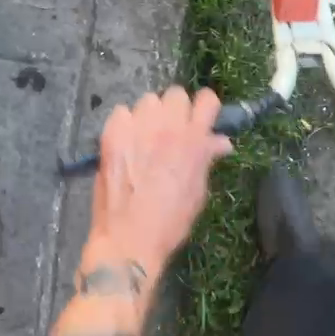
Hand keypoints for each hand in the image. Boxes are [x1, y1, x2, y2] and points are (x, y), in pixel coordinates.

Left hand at [88, 86, 233, 278]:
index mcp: (194, 139)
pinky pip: (122, 112)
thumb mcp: (198, 191)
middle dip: (175, 110)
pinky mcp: (113, 133)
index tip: (201, 119)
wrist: (128, 241)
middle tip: (170, 131)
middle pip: (176, 94)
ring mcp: (139, 126)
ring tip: (145, 137)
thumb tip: (221, 141)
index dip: (205, 107)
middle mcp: (168, 126)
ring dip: (150, 115)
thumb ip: (207, 158)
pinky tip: (125, 143)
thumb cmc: (170, 222)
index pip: (207, 99)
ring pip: (148, 101)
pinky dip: (124, 124)